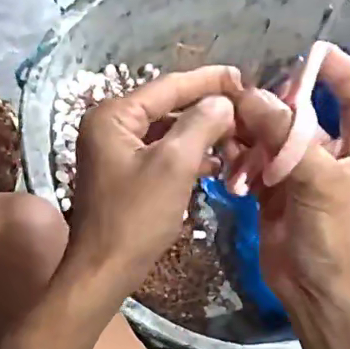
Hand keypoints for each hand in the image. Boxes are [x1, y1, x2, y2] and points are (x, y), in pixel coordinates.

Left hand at [68, 65, 242, 293]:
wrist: (103, 270)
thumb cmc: (135, 218)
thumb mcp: (174, 166)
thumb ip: (200, 124)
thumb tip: (222, 101)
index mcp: (112, 116)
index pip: (168, 86)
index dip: (209, 81)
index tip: (243, 78)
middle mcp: (108, 127)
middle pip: (167, 108)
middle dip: (206, 111)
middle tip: (245, 112)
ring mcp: (113, 153)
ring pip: (166, 133)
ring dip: (200, 137)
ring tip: (236, 141)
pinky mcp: (122, 176)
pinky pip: (159, 156)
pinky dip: (186, 158)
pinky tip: (214, 166)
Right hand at [227, 45, 349, 308]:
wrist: (319, 290)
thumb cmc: (336, 236)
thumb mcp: (319, 181)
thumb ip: (288, 138)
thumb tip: (254, 98)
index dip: (341, 72)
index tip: (313, 51)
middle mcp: (331, 157)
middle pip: (302, 117)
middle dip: (275, 108)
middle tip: (242, 99)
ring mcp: (301, 178)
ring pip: (274, 142)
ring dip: (252, 138)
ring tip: (229, 136)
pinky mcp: (274, 197)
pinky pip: (256, 168)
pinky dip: (242, 164)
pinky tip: (229, 165)